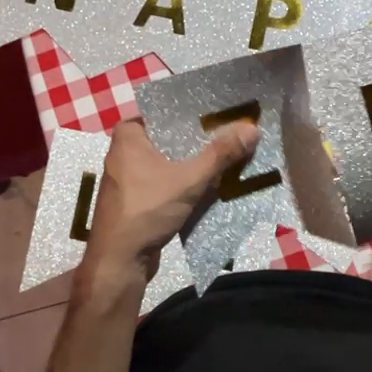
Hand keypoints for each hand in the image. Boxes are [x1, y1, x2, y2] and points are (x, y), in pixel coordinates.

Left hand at [82, 118, 260, 283]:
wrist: (119, 261)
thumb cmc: (146, 210)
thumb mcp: (189, 180)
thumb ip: (220, 154)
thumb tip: (252, 128)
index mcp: (129, 133)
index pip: (170, 111)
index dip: (200, 112)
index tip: (229, 110)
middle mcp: (126, 148)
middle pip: (173, 136)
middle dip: (203, 138)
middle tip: (238, 131)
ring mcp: (130, 174)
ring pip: (172, 159)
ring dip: (198, 161)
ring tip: (233, 152)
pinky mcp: (138, 196)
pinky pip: (168, 179)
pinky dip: (188, 180)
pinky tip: (215, 180)